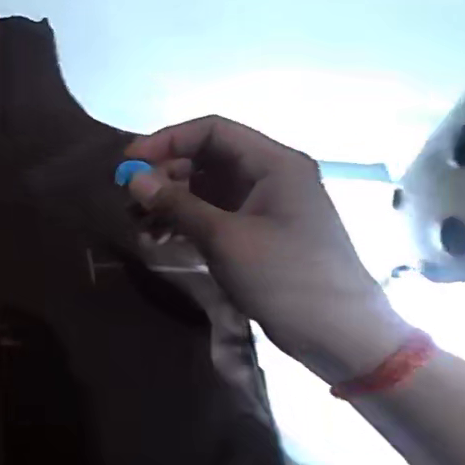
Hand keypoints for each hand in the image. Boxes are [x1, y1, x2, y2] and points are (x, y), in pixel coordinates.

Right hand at [124, 116, 411, 384]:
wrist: (336, 332)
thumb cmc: (286, 276)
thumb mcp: (225, 238)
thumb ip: (177, 204)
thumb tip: (133, 179)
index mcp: (274, 165)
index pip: (212, 131)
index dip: (166, 140)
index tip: (128, 163)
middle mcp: (267, 176)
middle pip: (202, 158)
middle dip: (161, 175)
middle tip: (128, 200)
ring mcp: (259, 205)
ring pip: (199, 187)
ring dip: (164, 201)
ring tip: (138, 225)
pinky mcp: (250, 231)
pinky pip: (205, 212)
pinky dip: (177, 220)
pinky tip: (156, 239)